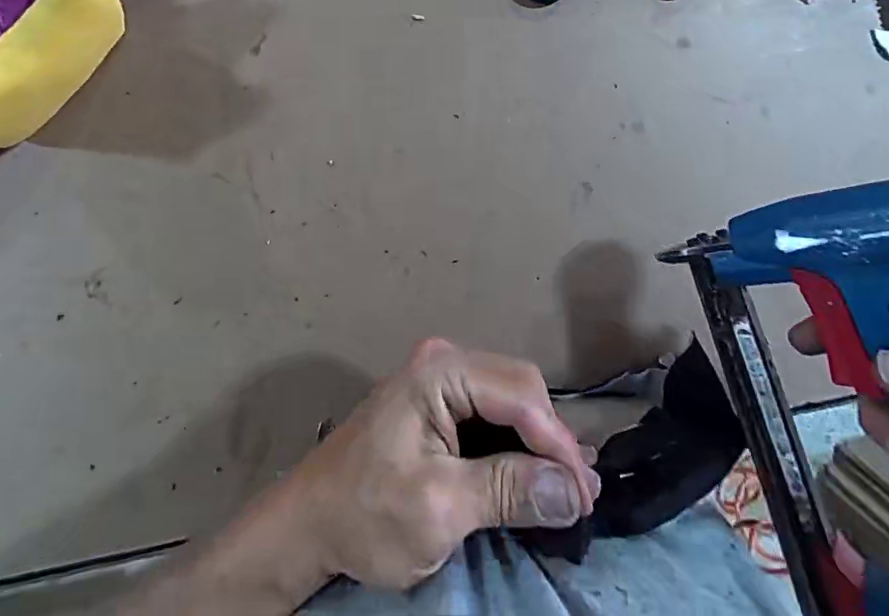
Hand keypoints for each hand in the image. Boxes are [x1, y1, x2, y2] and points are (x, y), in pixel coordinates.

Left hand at [117, 338, 599, 614]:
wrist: (304, 527)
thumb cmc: (364, 515)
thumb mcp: (438, 509)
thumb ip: (509, 491)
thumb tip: (574, 493)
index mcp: (441, 371)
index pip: (521, 395)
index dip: (557, 442)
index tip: (584, 493)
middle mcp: (446, 360)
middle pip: (521, 392)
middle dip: (551, 442)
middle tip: (579, 495)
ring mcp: (443, 378)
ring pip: (513, 402)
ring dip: (539, 445)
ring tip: (568, 488)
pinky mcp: (442, 402)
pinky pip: (495, 414)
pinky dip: (518, 445)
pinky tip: (537, 471)